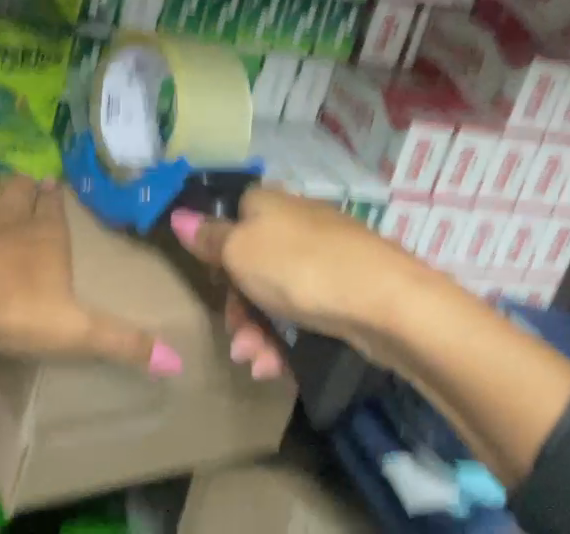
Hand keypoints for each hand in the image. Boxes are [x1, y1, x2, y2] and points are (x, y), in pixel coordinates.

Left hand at [0, 175, 182, 384]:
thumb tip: (176, 361)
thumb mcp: (75, 331)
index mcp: (47, 235)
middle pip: (21, 188)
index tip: (53, 186)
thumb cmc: (16, 310)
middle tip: (26, 184)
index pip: (54, 206)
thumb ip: (122, 342)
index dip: (54, 197)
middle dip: (25, 185)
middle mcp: (14, 216)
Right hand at [170, 188, 431, 377]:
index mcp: (266, 203)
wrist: (389, 303)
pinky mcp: (349, 292)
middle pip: (251, 264)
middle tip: (236, 336)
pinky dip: (288, 340)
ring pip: (276, 295)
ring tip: (255, 362)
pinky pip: (306, 315)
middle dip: (238, 307)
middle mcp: (295, 223)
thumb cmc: (300, 268)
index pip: (231, 217)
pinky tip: (277, 366)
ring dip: (258, 332)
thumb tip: (180, 216)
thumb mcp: (238, 251)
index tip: (213, 283)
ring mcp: (326, 257)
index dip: (216, 252)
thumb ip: (208, 238)